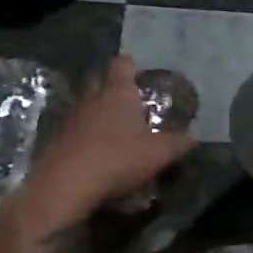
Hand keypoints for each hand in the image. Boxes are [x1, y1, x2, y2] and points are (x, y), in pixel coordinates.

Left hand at [6, 55, 195, 234]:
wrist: (65, 188)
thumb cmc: (118, 159)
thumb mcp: (160, 154)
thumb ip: (180, 143)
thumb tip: (194, 138)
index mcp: (118, 93)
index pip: (122, 65)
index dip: (132, 65)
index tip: (142, 74)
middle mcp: (92, 99)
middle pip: (100, 81)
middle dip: (114, 86)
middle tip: (132, 100)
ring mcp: (71, 119)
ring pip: (87, 106)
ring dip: (100, 112)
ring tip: (119, 128)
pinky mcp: (58, 141)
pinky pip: (77, 129)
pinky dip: (88, 134)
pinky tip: (101, 150)